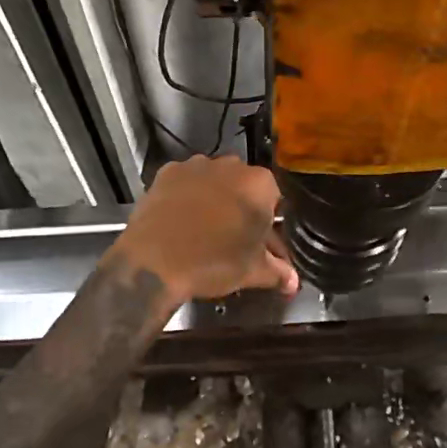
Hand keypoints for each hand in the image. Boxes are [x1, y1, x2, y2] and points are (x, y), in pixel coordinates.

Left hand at [107, 156, 300, 302]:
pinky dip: (186, 195)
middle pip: (244, 186)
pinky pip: (185, 181)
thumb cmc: (213, 262)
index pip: (274, 200)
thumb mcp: (252, 272)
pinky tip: (181, 219)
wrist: (154, 261)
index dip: (269, 224)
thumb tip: (293, 282)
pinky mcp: (167, 171)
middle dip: (242, 207)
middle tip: (235, 238)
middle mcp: (231, 165)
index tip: (262, 244)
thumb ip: (277, 271)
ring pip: (214, 181)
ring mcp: (196, 165)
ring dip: (215, 198)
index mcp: (259, 184)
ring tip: (205, 230)